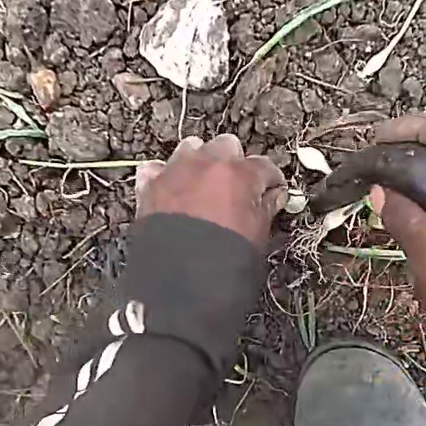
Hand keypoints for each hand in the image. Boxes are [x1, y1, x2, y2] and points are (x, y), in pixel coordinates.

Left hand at [135, 134, 285, 248]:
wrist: (181, 279)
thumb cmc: (228, 258)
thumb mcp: (259, 235)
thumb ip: (267, 208)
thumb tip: (275, 196)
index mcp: (240, 173)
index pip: (264, 166)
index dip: (271, 180)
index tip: (272, 191)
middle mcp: (208, 163)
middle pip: (226, 146)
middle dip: (233, 162)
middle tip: (235, 187)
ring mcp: (176, 171)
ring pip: (191, 148)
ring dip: (199, 161)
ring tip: (202, 185)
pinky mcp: (150, 185)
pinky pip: (157, 169)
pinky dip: (165, 177)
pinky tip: (171, 192)